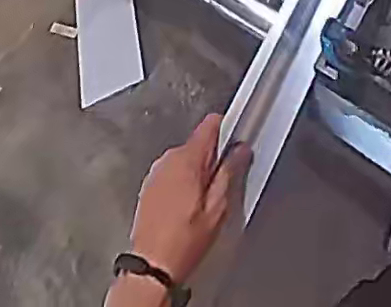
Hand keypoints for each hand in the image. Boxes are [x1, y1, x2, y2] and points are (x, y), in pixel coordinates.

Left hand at [127, 114, 252, 284]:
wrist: (151, 268)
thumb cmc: (184, 241)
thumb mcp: (217, 207)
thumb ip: (230, 171)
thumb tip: (241, 150)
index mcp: (188, 158)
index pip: (211, 124)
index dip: (226, 131)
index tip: (233, 146)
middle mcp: (169, 158)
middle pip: (199, 143)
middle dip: (212, 159)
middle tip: (218, 188)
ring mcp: (157, 171)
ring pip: (185, 159)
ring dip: (195, 173)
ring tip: (200, 204)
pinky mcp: (149, 186)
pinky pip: (171, 173)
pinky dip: (180, 183)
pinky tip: (183, 209)